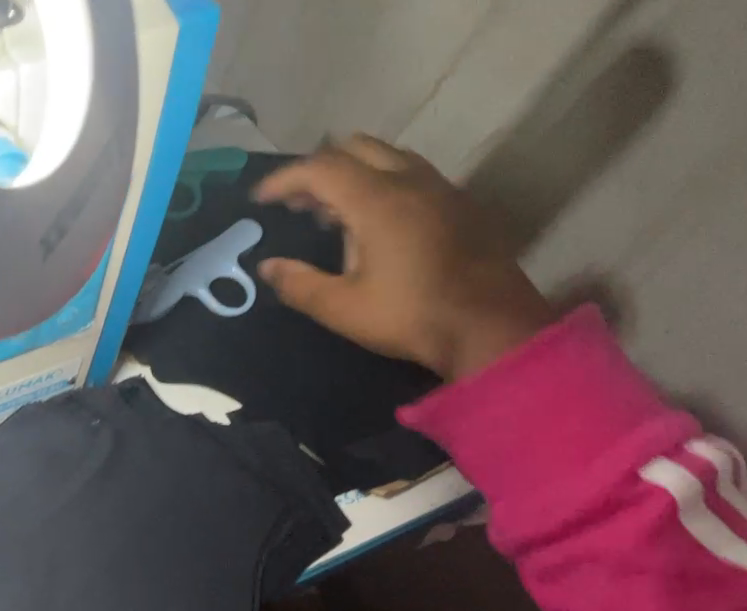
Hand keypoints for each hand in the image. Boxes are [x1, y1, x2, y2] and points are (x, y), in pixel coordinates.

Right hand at [254, 135, 555, 381]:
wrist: (488, 325)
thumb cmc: (409, 315)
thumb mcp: (341, 307)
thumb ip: (298, 283)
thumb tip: (268, 267)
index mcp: (378, 201)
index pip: (320, 168)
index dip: (283, 179)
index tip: (259, 200)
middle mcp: (410, 181)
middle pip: (355, 149)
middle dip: (317, 169)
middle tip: (293, 202)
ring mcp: (439, 188)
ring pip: (386, 157)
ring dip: (350, 175)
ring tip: (327, 212)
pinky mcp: (457, 204)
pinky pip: (409, 174)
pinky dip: (378, 184)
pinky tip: (370, 223)